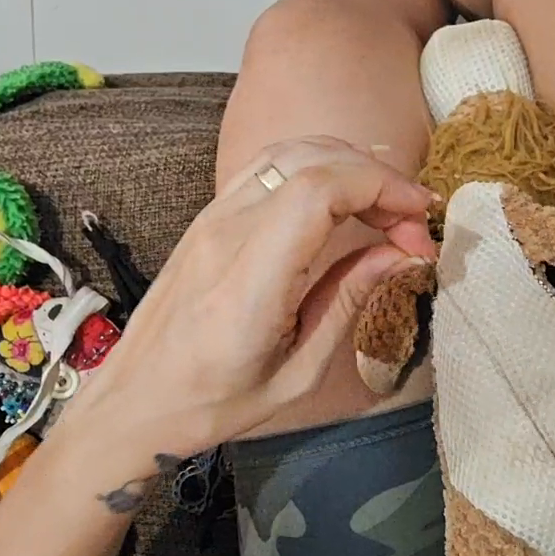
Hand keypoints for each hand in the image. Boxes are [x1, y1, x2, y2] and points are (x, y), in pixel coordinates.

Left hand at [57, 137, 435, 495]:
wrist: (135, 399)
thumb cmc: (214, 403)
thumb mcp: (297, 373)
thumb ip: (347, 302)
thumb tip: (401, 255)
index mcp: (248, 283)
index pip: (317, 191)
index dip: (381, 188)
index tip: (419, 223)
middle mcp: (225, 234)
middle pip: (310, 161)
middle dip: (376, 177)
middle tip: (411, 223)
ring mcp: (210, 218)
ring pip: (289, 152)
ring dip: (347, 165)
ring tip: (384, 206)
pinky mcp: (207, 217)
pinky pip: (267, 166)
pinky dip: (315, 165)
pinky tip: (340, 196)